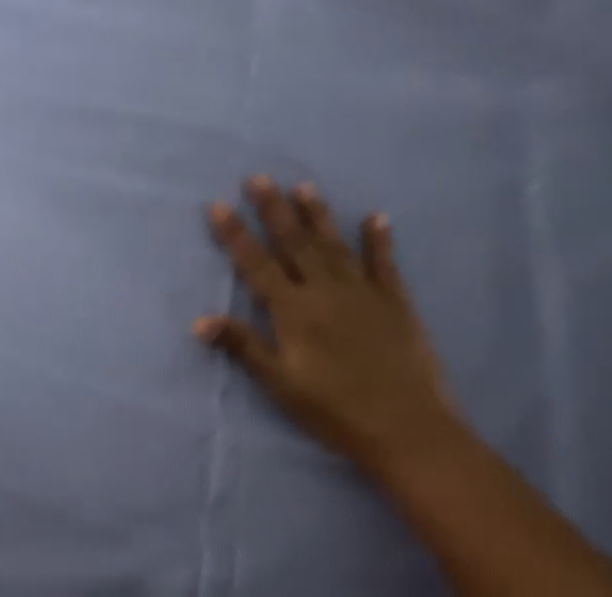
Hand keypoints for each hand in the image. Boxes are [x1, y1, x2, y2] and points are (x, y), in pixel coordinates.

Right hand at [196, 177, 462, 470]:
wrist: (412, 433)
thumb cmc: (337, 411)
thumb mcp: (282, 384)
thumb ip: (243, 346)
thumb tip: (199, 320)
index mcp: (294, 310)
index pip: (256, 263)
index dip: (235, 234)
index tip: (219, 205)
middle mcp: (325, 292)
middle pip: (294, 244)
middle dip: (274, 210)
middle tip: (260, 178)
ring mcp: (364, 295)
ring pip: (334, 246)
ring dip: (318, 215)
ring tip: (305, 186)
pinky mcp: (396, 306)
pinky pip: (385, 266)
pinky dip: (380, 241)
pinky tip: (377, 218)